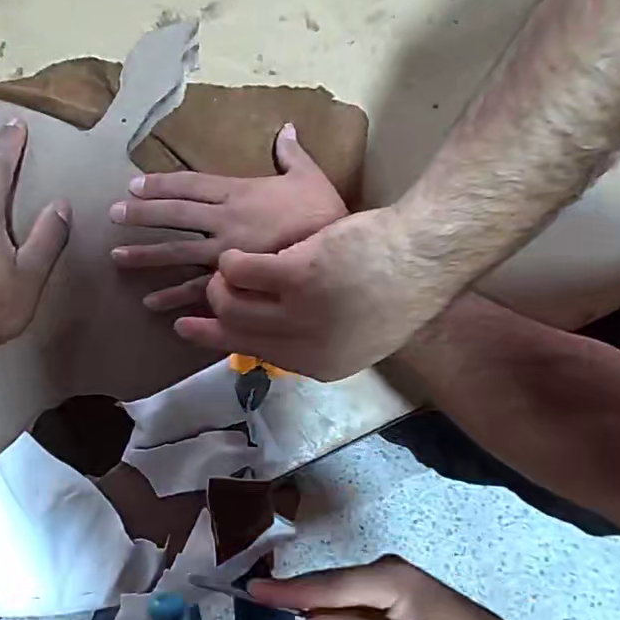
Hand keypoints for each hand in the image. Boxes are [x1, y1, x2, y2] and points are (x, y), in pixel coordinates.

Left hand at [109, 122, 348, 312]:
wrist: (337, 252)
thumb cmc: (325, 213)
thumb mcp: (309, 176)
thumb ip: (292, 154)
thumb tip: (288, 128)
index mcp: (238, 192)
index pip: (189, 184)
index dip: (159, 183)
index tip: (133, 185)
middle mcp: (225, 220)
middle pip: (174, 215)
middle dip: (141, 214)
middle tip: (112, 215)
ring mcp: (227, 253)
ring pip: (178, 253)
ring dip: (146, 255)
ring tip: (118, 257)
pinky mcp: (235, 281)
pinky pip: (199, 289)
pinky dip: (174, 296)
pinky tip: (151, 303)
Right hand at [173, 207, 442, 380]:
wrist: (427, 255)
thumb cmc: (402, 287)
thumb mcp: (362, 331)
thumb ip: (321, 339)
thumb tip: (281, 333)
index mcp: (324, 364)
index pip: (259, 355)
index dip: (222, 342)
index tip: (192, 327)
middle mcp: (308, 348)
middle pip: (238, 333)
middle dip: (213, 315)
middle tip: (206, 295)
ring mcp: (301, 314)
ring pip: (232, 304)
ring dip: (220, 286)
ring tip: (225, 270)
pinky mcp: (295, 277)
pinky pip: (240, 271)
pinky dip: (234, 263)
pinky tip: (239, 254)